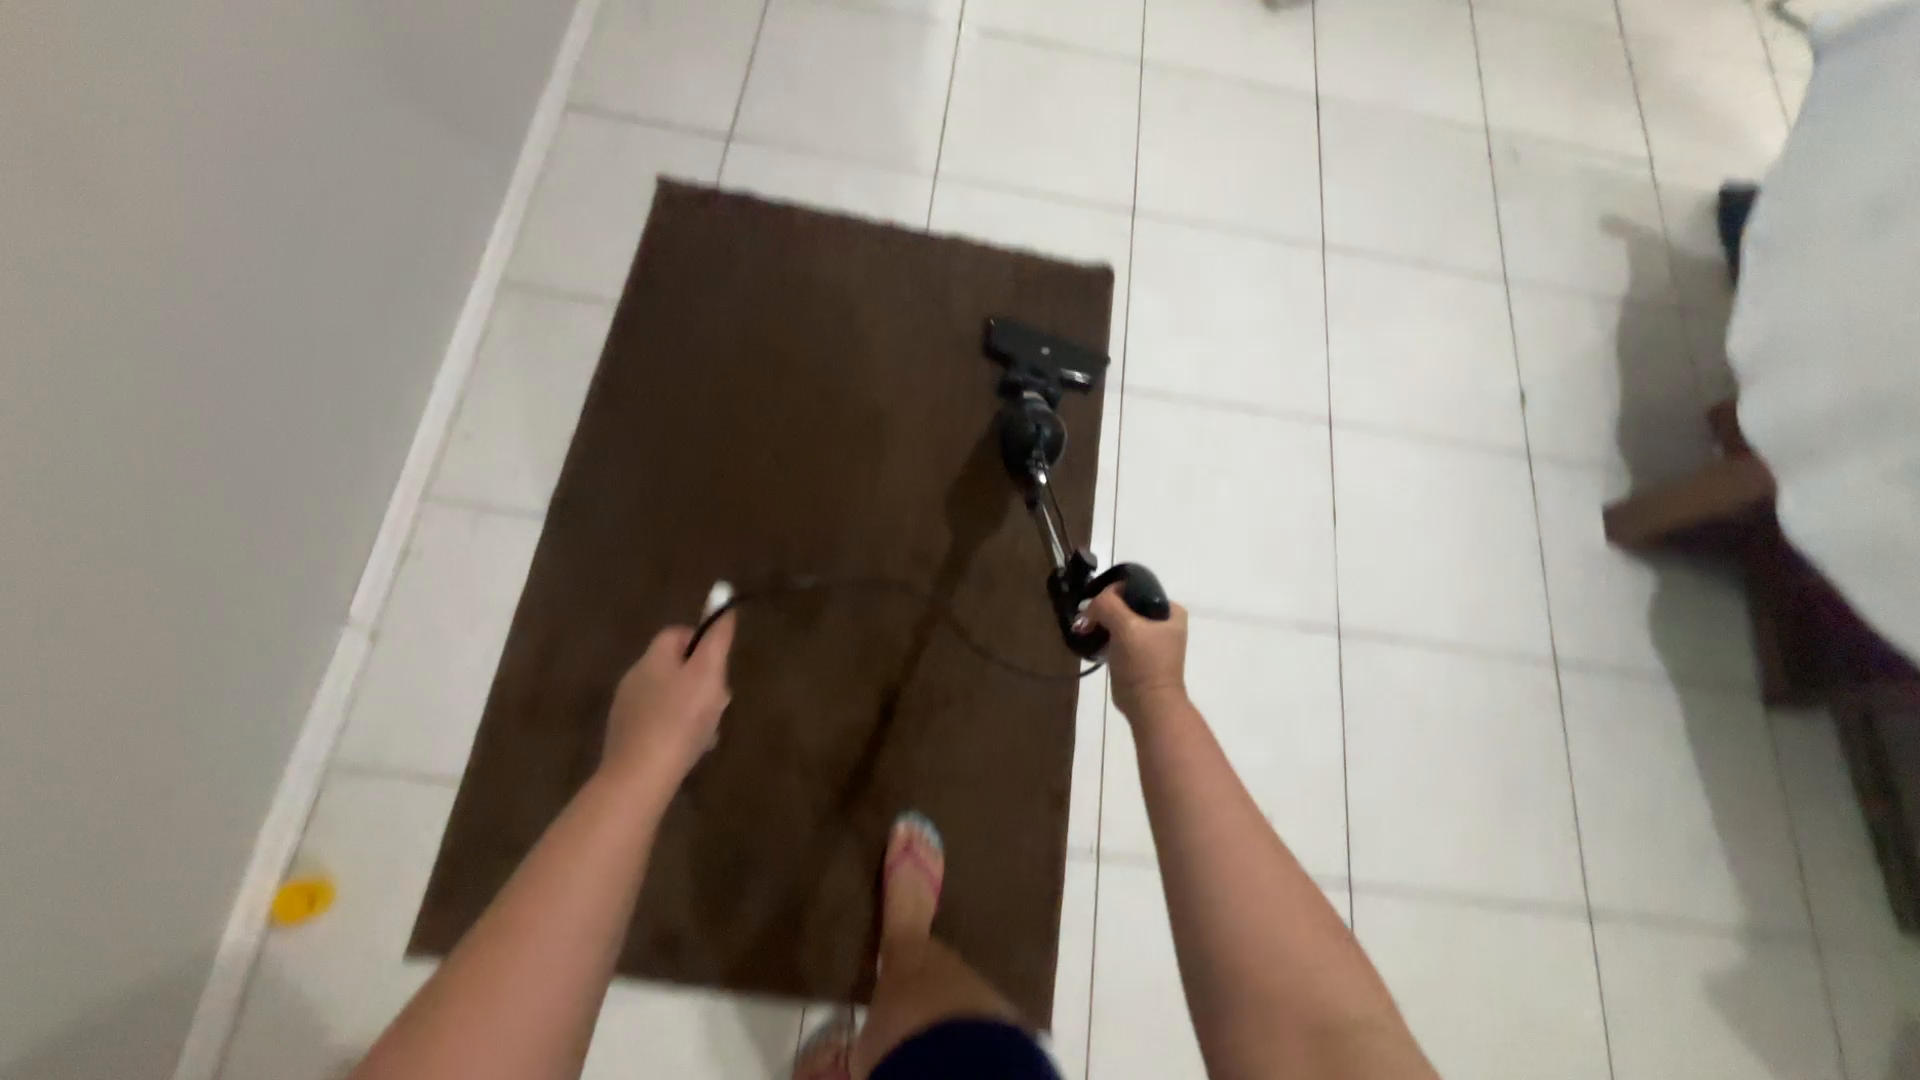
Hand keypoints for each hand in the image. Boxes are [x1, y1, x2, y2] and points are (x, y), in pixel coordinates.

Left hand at [601, 613, 734, 785]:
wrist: (640, 776)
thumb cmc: (681, 719)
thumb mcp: (708, 673)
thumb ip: (717, 637)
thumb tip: (721, 594)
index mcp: (653, 658)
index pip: (677, 633)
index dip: (702, 644)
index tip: (719, 667)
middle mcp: (634, 677)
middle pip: (675, 666)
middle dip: (701, 680)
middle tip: (719, 703)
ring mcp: (626, 708)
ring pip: (668, 696)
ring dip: (691, 707)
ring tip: (707, 731)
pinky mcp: (625, 736)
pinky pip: (658, 722)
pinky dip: (676, 729)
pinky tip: (688, 748)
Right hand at [1086, 586, 1188, 719]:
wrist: (1148, 704)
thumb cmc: (1143, 663)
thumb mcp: (1126, 626)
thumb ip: (1107, 605)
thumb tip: (1091, 603)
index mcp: (1170, 611)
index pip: (1136, 588)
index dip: (1113, 592)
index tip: (1095, 605)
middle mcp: (1163, 622)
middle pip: (1126, 604)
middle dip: (1104, 609)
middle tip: (1086, 618)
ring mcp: (1150, 639)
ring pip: (1119, 620)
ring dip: (1101, 623)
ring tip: (1084, 629)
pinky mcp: (1136, 655)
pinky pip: (1116, 636)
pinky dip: (1103, 636)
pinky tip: (1090, 640)